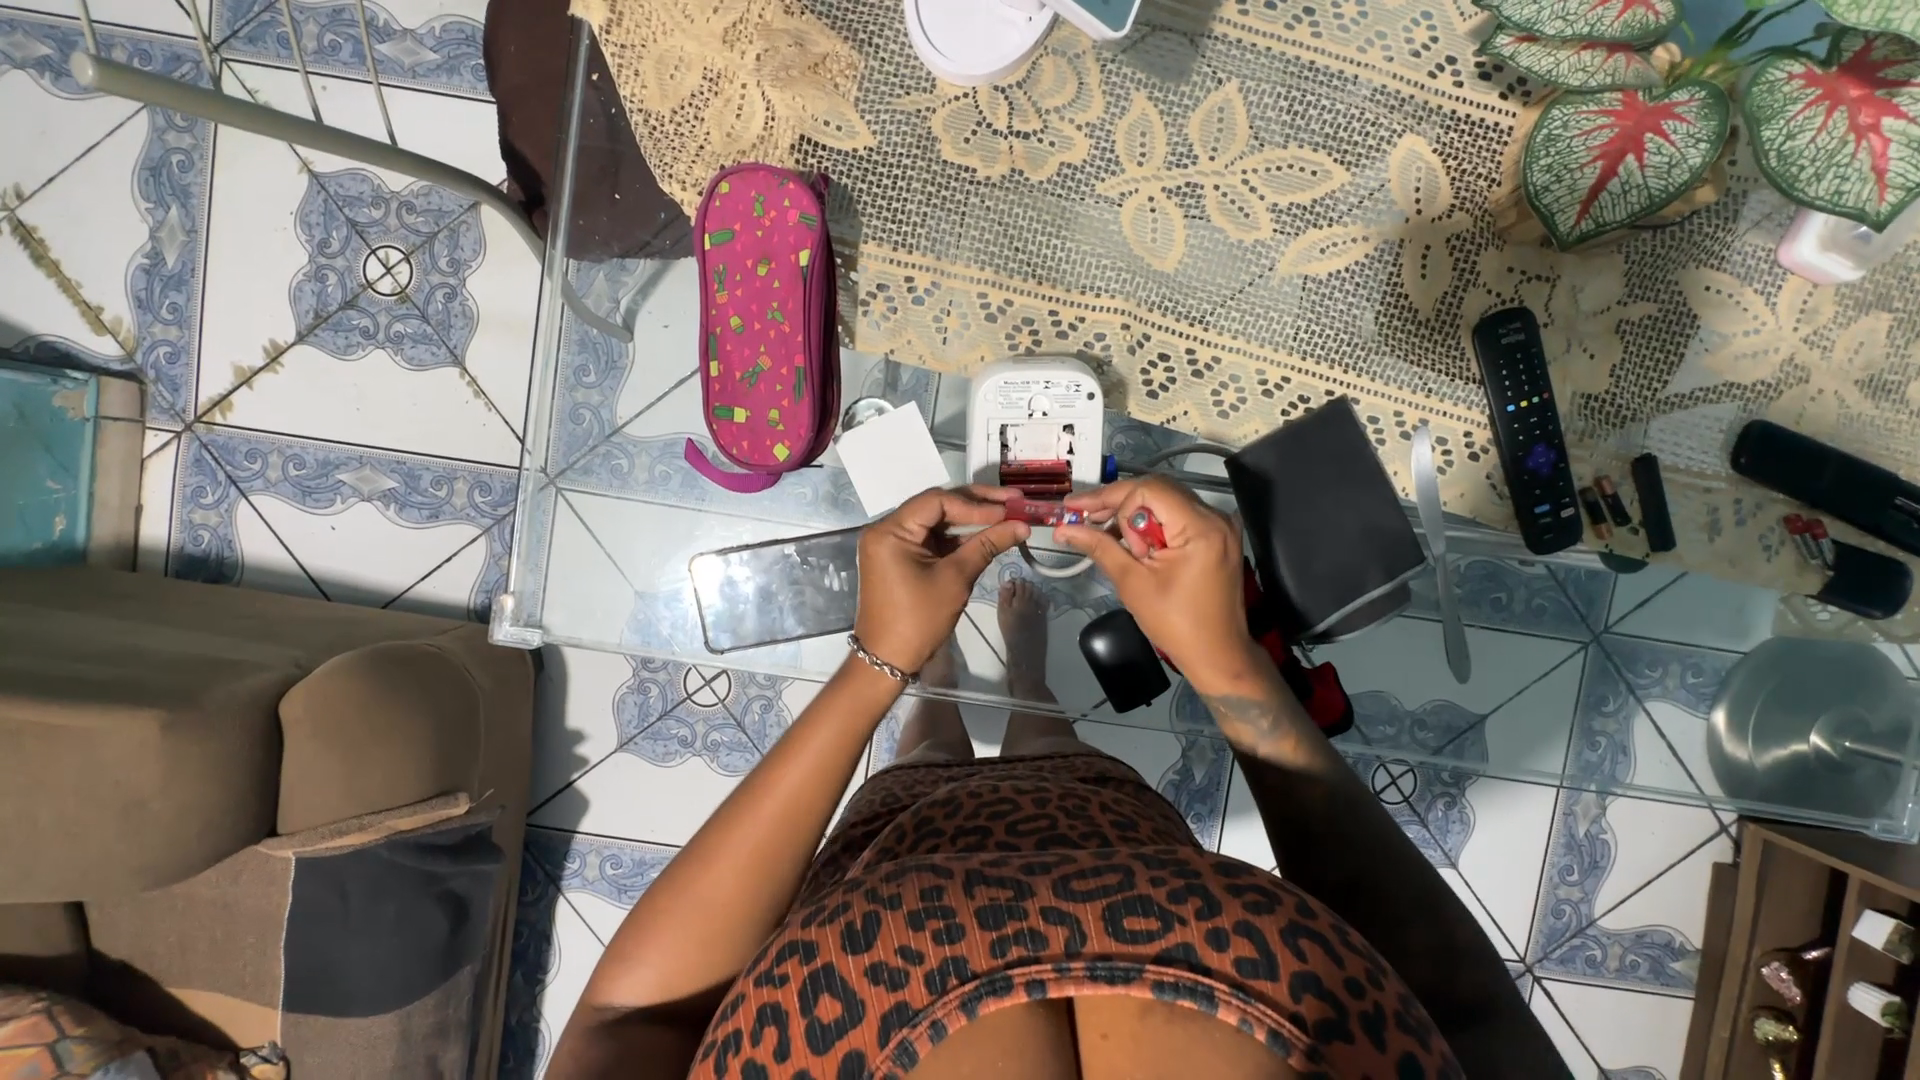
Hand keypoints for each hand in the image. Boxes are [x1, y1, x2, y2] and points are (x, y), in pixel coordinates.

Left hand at [854, 486, 1029, 675]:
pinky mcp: (900, 556)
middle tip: (1015, 502)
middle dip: (977, 505)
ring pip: (937, 521)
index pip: (937, 501)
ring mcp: (892, 543)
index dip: (975, 504)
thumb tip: (1022, 525)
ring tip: (1008, 515)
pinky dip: (957, 537)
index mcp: (891, 530)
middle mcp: (886, 529)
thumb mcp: (956, 579)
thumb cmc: (919, 619)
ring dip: (971, 520)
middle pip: (937, 506)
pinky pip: (931, 538)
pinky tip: (986, 534)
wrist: (887, 659)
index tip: (1008, 511)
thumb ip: (987, 545)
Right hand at [1053, 476, 1262, 689]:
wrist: (1217, 654)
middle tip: (1083, 517)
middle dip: (1117, 503)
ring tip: (1102, 531)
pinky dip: (1151, 523)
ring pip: (1166, 501)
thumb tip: (1063, 530)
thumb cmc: (1175, 624)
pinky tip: (1128, 539)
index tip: (1080, 513)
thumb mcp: (1132, 583)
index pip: (1148, 490)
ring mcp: (1219, 526)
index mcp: (1200, 528)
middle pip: (1157, 490)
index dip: (1111, 499)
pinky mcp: (1216, 536)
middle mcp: (1215, 517)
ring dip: (1132, 514)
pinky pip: (1177, 516)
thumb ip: (1100, 547)